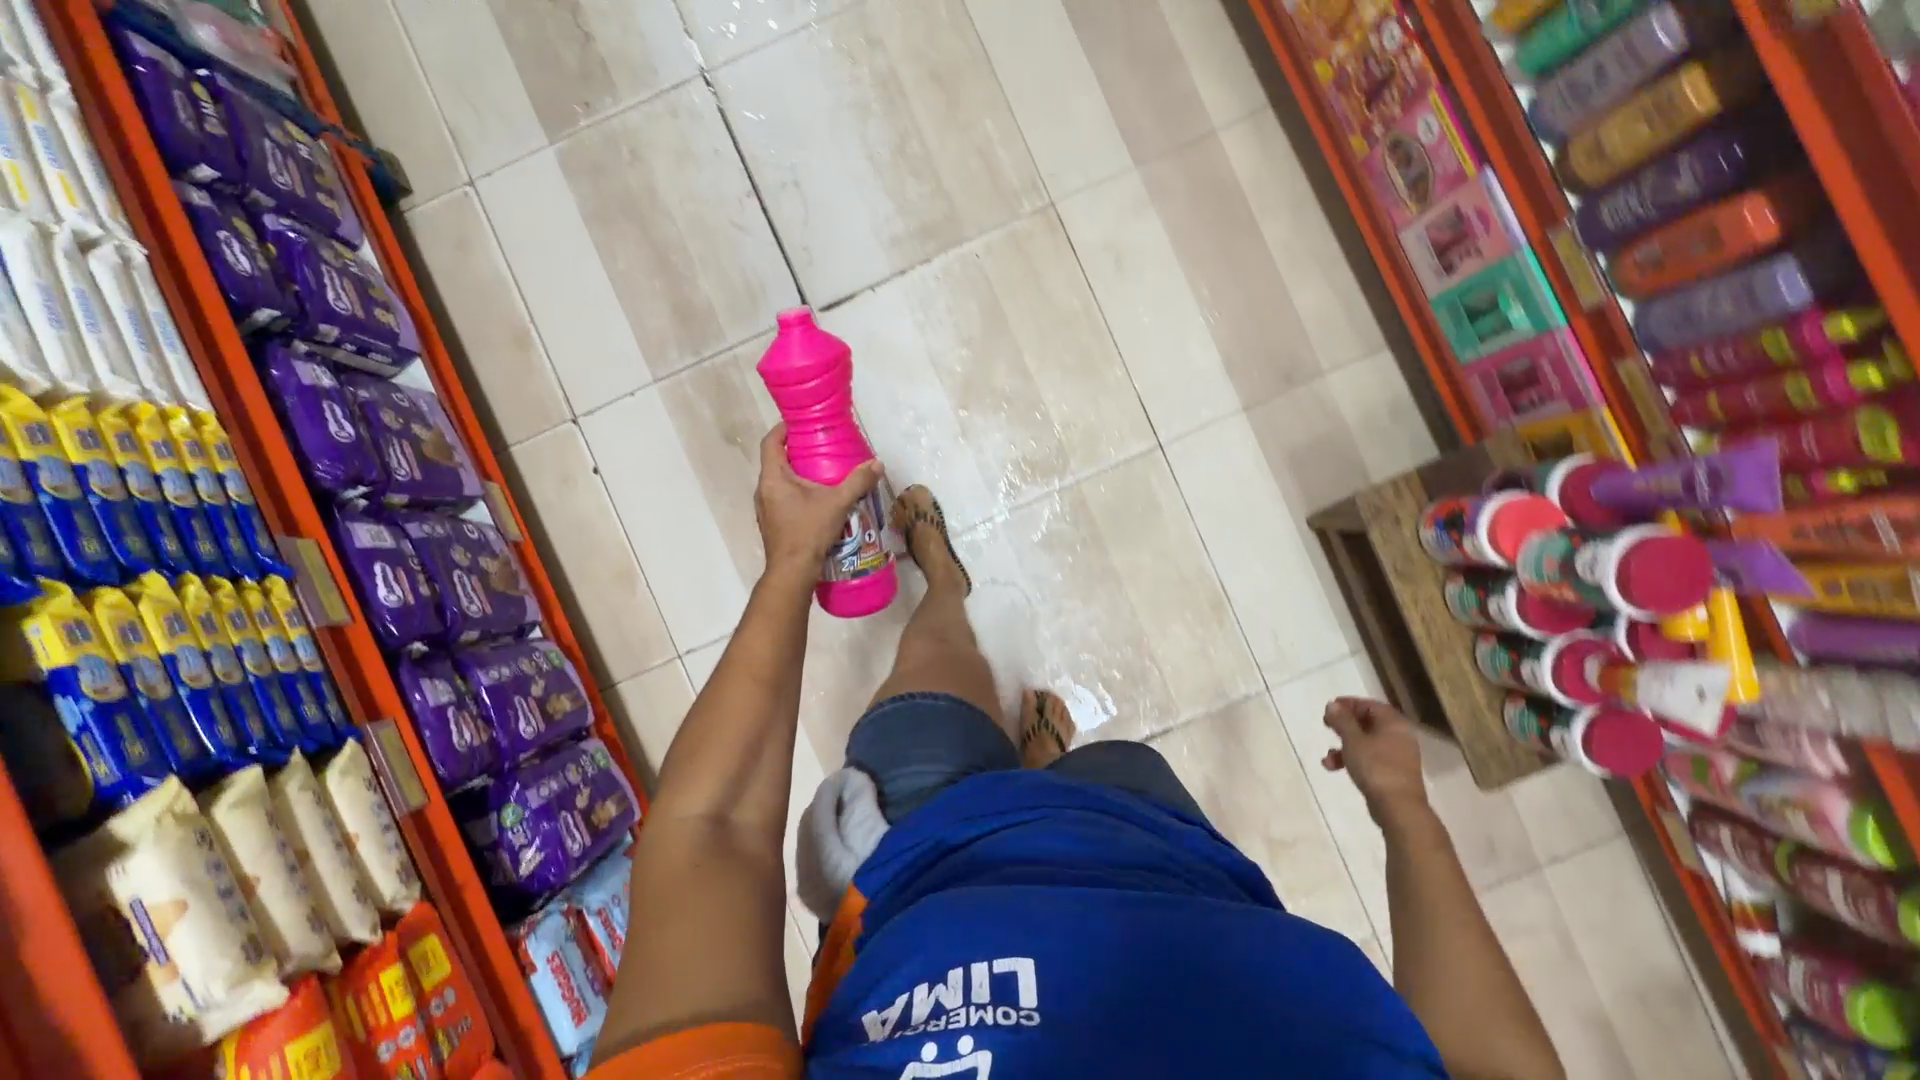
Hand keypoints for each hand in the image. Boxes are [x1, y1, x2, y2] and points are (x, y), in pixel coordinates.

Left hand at [755, 422, 883, 577]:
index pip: (770, 442)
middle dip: (795, 452)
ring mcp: (764, 508)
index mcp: (773, 478)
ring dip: (795, 475)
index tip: (800, 424)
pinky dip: (795, 493)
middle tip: (819, 447)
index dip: (783, 429)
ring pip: (778, 482)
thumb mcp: (838, 503)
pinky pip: (780, 498)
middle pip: (774, 461)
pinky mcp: (770, 523)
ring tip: (820, 473)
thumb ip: (857, 481)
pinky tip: (815, 501)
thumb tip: (877, 464)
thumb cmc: (809, 531)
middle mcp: (763, 490)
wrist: (792, 571)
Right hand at [1322, 696, 1429, 826]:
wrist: (1399, 807)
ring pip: (1366, 743)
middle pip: (1368, 723)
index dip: (1349, 704)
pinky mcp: (1392, 773)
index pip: (1370, 705)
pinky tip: (1336, 769)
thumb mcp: (1353, 740)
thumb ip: (1342, 721)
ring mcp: (1397, 756)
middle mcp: (1399, 736)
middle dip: (1345, 725)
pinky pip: (1370, 758)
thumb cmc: (1376, 767)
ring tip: (1327, 758)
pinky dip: (1353, 760)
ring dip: (1344, 746)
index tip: (1330, 708)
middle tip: (1326, 726)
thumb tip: (1333, 705)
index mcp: (1394, 724)